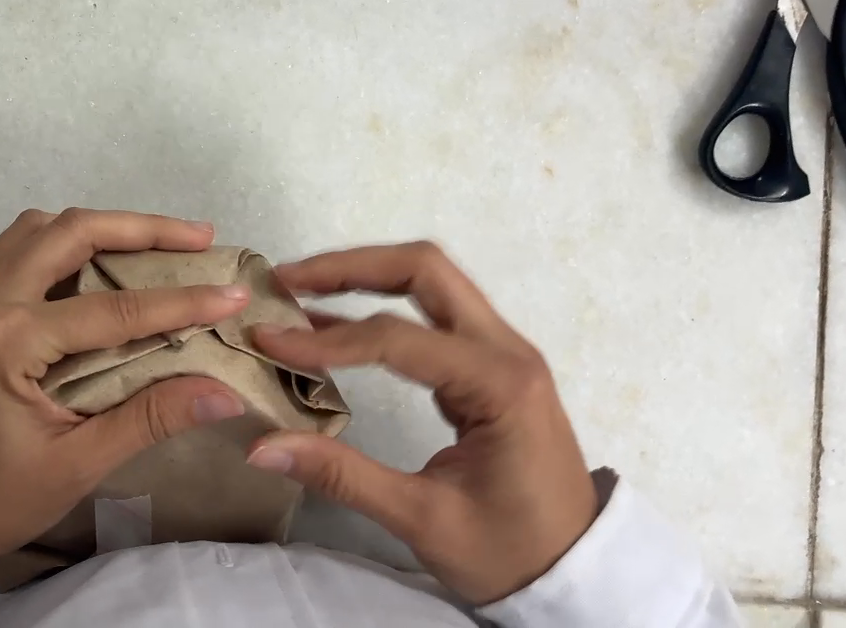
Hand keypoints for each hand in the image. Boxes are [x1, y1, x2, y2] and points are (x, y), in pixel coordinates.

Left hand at [0, 208, 249, 627]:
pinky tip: (92, 267)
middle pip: (71, 231)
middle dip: (140, 228)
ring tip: (152, 245)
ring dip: (97, 227)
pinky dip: (61, 242)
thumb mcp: (74, 466)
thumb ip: (148, 419)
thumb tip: (223, 392)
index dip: (180, 300)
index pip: (112, 308)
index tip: (232, 290)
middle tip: (200, 237)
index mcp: (9, 339)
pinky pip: (16, 248)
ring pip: (39, 229)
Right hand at [244, 242, 596, 604]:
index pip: (396, 337)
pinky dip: (375, 298)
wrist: (584, 578)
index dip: (326, 338)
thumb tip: (260, 448)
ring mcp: (499, 349)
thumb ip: (341, 475)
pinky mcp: (485, 359)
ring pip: (426, 276)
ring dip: (361, 272)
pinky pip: (427, 307)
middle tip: (286, 281)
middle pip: (422, 269)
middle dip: (347, 267)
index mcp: (499, 385)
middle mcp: (505, 349)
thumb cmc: (513, 553)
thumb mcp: (423, 521)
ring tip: (300, 286)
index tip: (269, 341)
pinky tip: (328, 318)